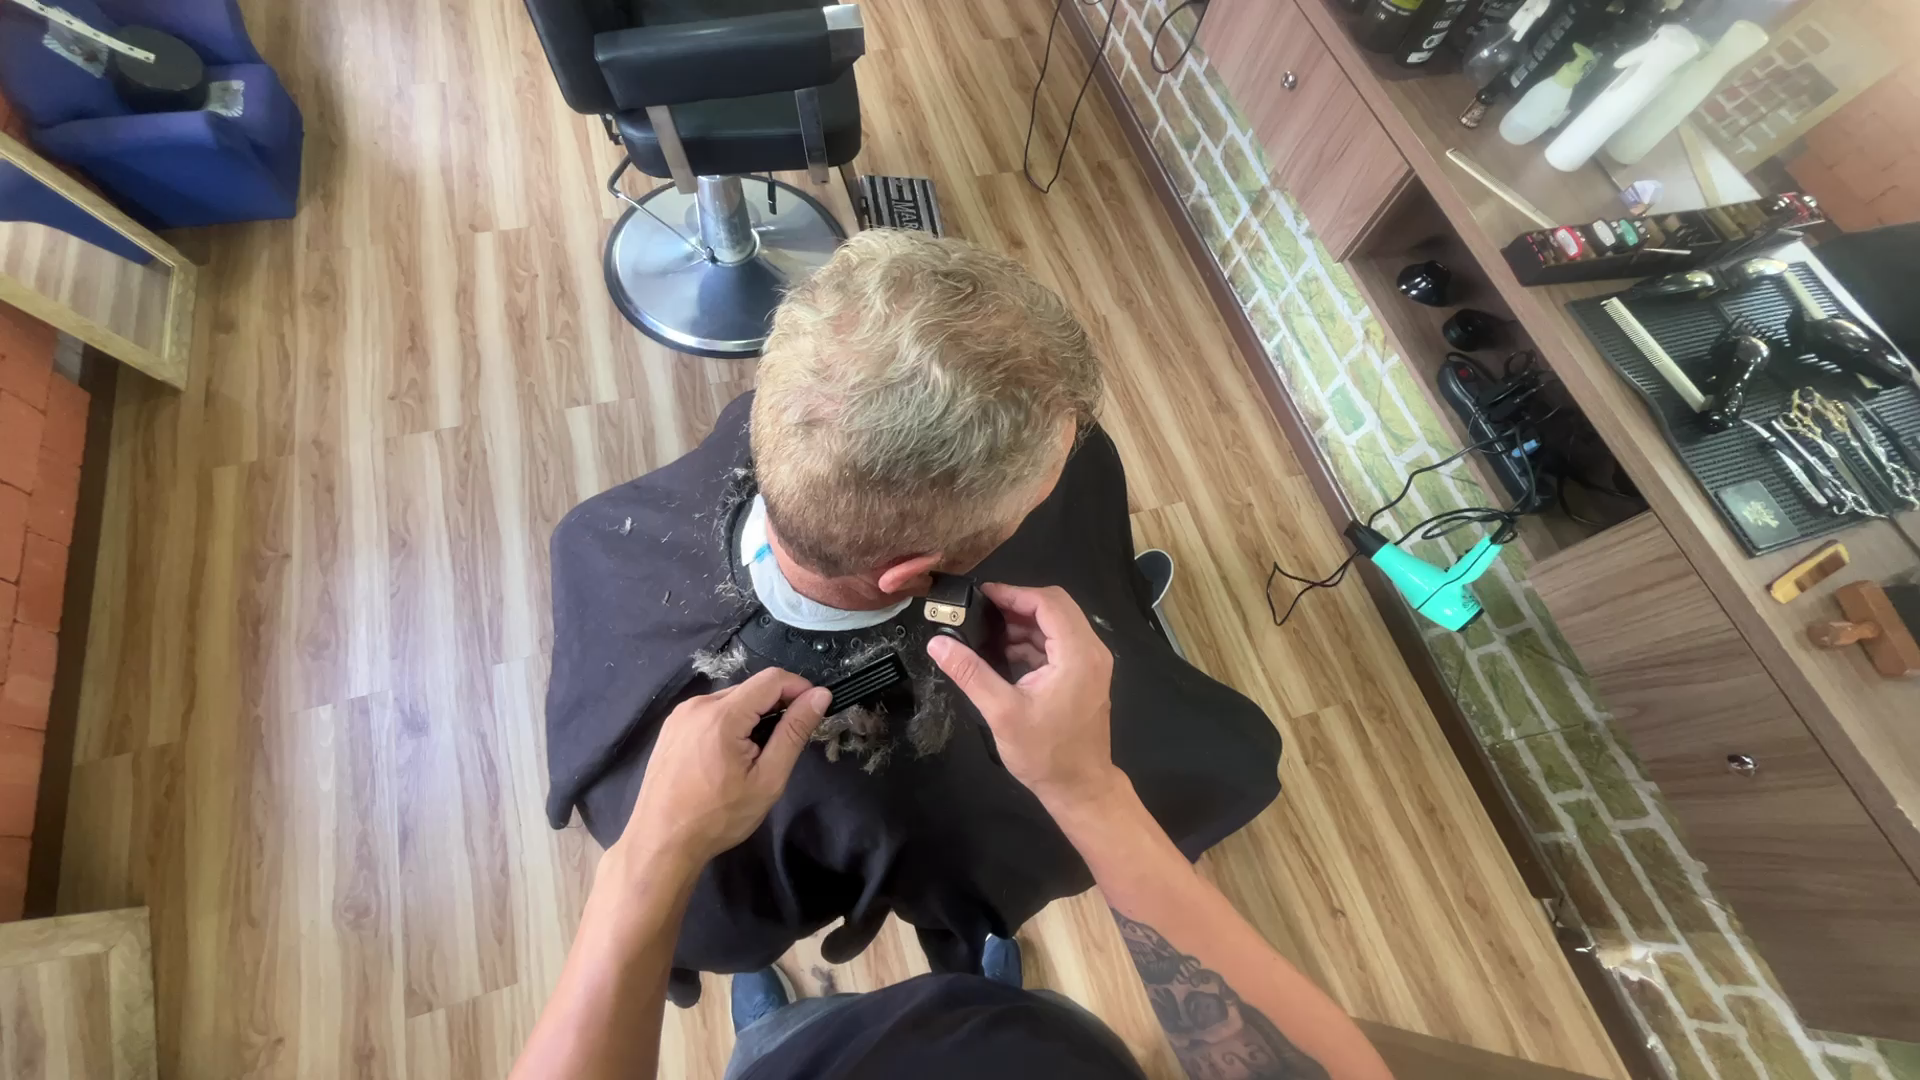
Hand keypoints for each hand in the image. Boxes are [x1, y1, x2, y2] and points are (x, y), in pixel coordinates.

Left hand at [617, 668, 830, 872]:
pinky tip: (729, 754)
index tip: (814, 709)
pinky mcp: (672, 726)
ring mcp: (681, 714)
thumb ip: (794, 732)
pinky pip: (712, 711)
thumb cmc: (718, 817)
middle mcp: (698, 705)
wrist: (660, 844)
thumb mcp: (768, 779)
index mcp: (722, 715)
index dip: (800, 687)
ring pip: (732, 699)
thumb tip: (820, 695)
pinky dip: (731, 722)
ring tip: (757, 753)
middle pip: (751, 688)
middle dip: (776, 705)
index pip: (772, 679)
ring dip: (753, 714)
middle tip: (786, 741)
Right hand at [927, 584, 1124, 810]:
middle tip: (982, 611)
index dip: (1014, 594)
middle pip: (1055, 608)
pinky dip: (1032, 642)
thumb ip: (970, 672)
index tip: (982, 596)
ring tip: (987, 633)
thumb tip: (938, 643)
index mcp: (1078, 653)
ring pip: (1056, 625)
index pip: (1048, 603)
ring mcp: (1091, 663)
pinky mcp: (1084, 676)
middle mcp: (1091, 651)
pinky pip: (1058, 644)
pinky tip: (1003, 655)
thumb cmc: (1045, 754)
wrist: (1080, 789)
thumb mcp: (1002, 712)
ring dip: (1023, 625)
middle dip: (1017, 606)